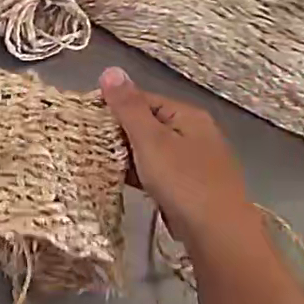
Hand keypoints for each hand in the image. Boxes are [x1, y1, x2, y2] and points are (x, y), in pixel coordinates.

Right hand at [99, 67, 256, 243]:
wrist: (218, 233)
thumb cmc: (182, 181)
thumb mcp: (150, 140)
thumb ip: (128, 107)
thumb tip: (110, 70)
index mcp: (188, 115)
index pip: (142, 99)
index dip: (112, 108)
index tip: (85, 122)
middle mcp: (195, 132)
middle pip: (147, 124)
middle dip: (118, 134)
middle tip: (90, 145)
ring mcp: (194, 160)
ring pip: (151, 150)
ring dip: (127, 156)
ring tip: (101, 164)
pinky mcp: (190, 185)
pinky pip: (157, 171)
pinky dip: (140, 173)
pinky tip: (123, 182)